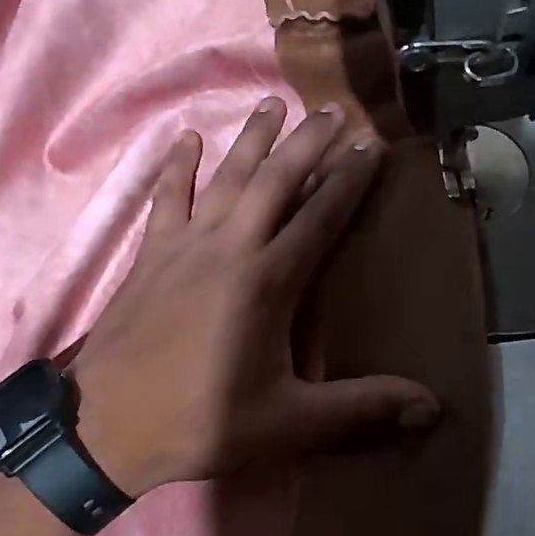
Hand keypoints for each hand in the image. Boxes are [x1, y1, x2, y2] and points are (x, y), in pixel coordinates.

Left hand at [70, 97, 440, 495]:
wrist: (101, 431)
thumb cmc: (202, 424)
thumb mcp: (291, 422)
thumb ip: (362, 407)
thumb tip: (433, 410)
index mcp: (267, 283)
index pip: (320, 216)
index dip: (349, 180)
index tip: (371, 147)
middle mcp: (228, 249)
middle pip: (275, 181)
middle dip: (307, 142)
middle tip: (333, 109)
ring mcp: (184, 247)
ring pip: (225, 178)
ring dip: (252, 139)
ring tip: (272, 103)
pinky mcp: (149, 255)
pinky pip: (165, 198)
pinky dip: (175, 167)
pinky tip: (185, 138)